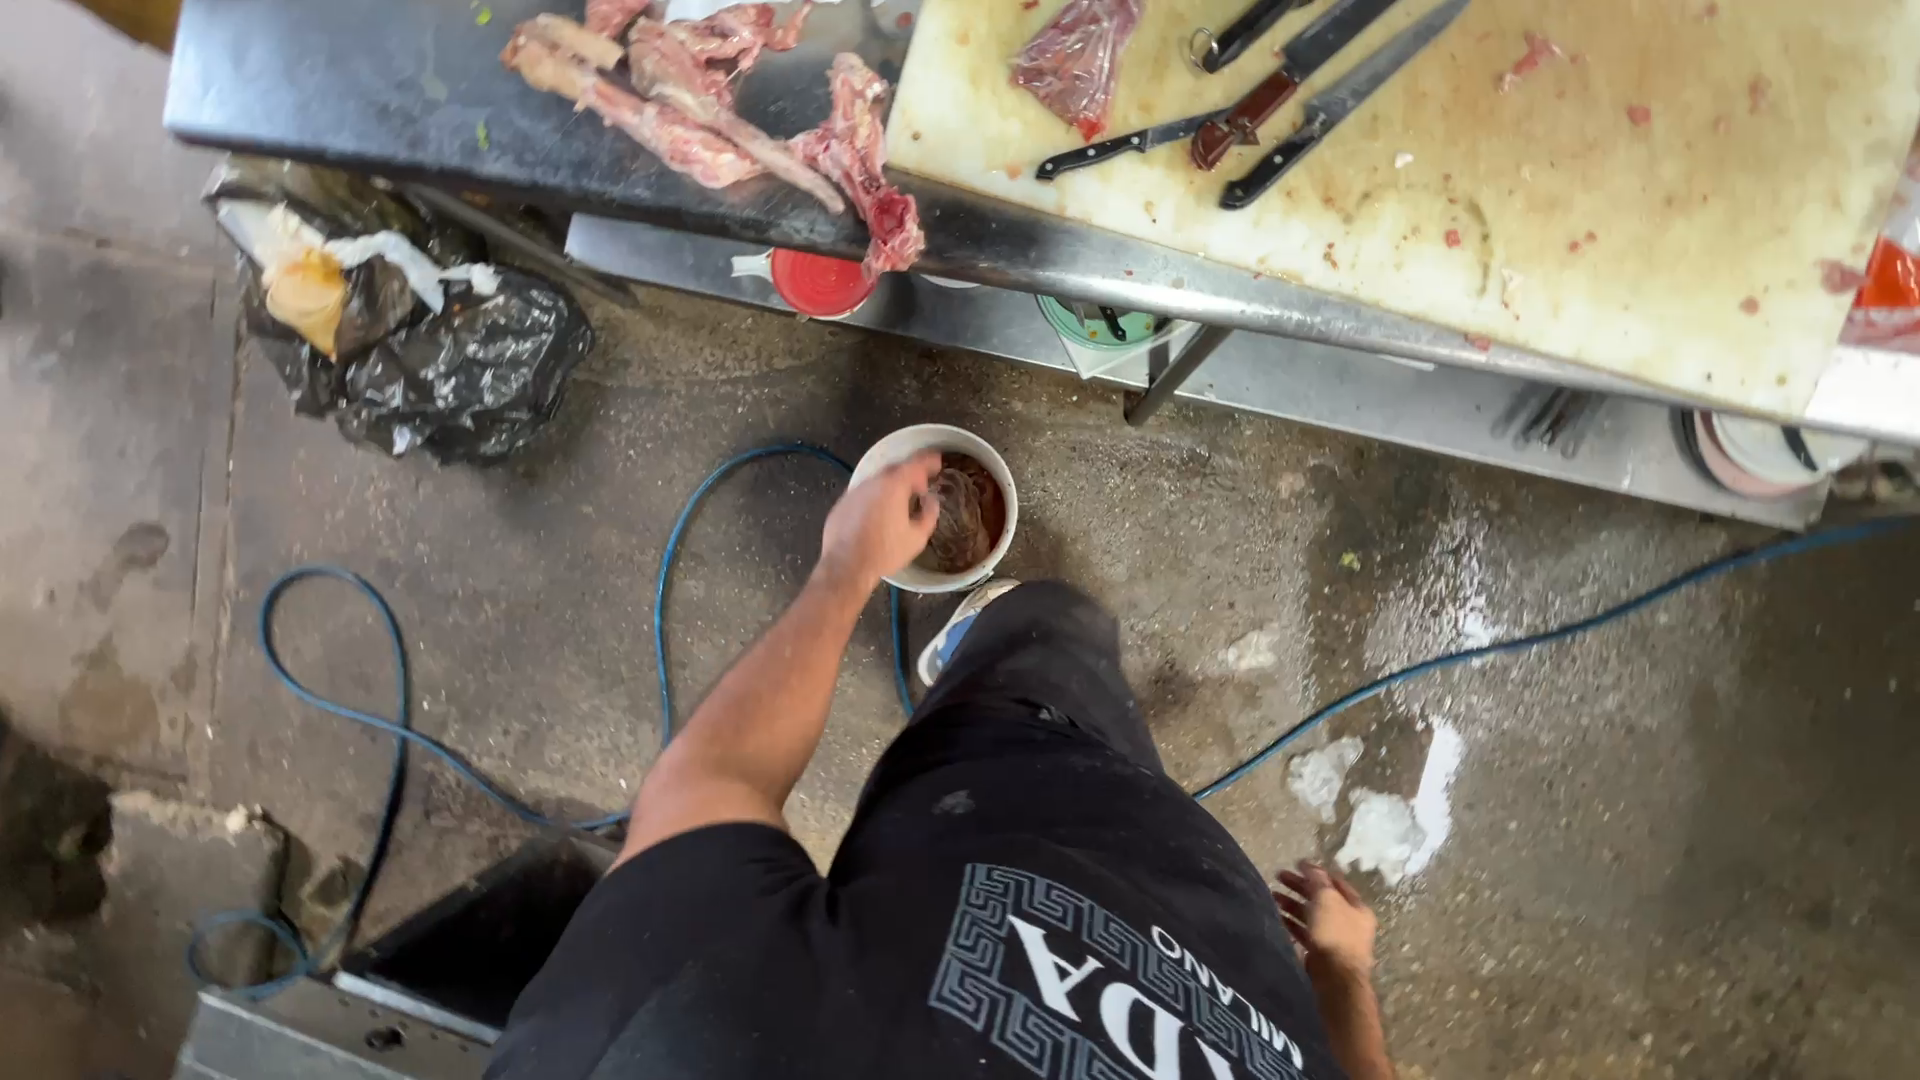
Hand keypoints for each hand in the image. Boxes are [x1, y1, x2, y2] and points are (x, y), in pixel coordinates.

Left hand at [818, 450, 941, 591]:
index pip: (915, 463)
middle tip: (920, 486)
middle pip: (894, 469)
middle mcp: (872, 482)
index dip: (929, 461)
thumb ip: (929, 514)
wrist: (846, 566)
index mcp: (894, 486)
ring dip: (891, 486)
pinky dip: (875, 498)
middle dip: (910, 474)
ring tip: (900, 501)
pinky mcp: (841, 504)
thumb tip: (931, 501)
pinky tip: (878, 513)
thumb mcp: (917, 537)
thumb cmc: (885, 552)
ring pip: (877, 482)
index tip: (937, 462)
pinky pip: (863, 495)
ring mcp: (854, 492)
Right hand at [1274, 860, 1376, 979]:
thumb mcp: (1326, 898)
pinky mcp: (1322, 952)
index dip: (1316, 871)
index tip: (1296, 864)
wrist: (1336, 976)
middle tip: (1279, 876)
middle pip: (1321, 898)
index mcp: (1356, 907)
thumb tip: (1309, 865)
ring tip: (1273, 895)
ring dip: (1293, 903)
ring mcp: (1336, 938)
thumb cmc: (1334, 931)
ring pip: (1311, 914)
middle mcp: (1349, 921)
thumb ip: (1317, 879)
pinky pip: (1305, 931)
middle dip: (1300, 886)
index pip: (1335, 882)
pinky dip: (1292, 922)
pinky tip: (1278, 915)